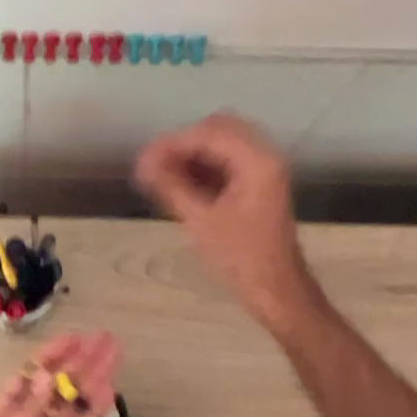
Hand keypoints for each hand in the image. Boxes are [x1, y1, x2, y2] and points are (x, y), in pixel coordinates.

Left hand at [0, 332, 122, 416]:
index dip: (52, 355)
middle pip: (55, 386)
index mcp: (2, 411)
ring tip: (115, 360)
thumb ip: (27, 410)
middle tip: (107, 342)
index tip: (77, 338)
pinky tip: (109, 394)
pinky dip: (93, 414)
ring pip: (71, 405)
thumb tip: (45, 375)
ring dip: (92, 383)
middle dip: (79, 363)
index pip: (29, 374)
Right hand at [134, 113, 317, 326]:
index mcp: (256, 161)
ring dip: (192, 155)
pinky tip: (181, 185)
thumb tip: (143, 164)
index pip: (208, 134)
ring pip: (222, 144)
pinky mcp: (259, 183)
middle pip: (217, 129)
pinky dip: (204, 167)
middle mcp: (264, 155)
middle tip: (152, 166)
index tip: (142, 161)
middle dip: (182, 144)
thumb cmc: (238, 258)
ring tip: (161, 177)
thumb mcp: (200, 221)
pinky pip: (228, 161)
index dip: (172, 144)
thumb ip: (172, 186)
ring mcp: (264, 168)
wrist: (274, 287)